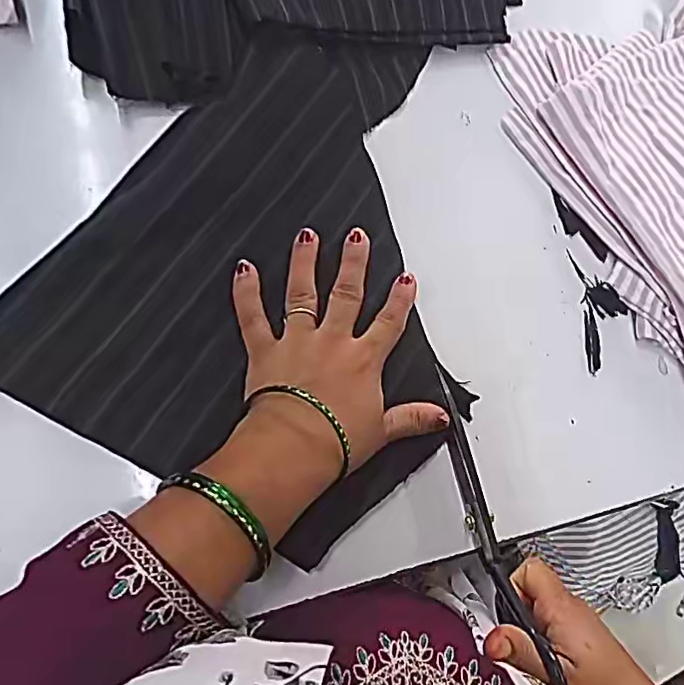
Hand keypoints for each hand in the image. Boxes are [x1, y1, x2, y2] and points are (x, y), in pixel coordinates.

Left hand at [231, 227, 448, 480]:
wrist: (294, 447)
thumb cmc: (334, 442)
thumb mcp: (382, 431)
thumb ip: (412, 418)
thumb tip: (438, 418)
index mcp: (363, 361)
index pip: (388, 322)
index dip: (399, 299)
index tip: (405, 278)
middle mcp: (332, 343)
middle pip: (347, 295)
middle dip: (354, 264)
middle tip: (357, 238)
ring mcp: (297, 343)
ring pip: (303, 294)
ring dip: (306, 263)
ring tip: (308, 238)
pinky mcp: (265, 352)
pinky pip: (253, 316)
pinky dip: (247, 292)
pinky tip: (245, 270)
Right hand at [485, 556, 683, 684]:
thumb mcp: (554, 675)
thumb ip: (520, 653)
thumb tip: (492, 638)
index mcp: (562, 609)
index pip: (529, 568)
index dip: (509, 585)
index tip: (500, 614)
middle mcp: (571, 607)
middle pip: (530, 586)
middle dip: (514, 612)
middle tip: (515, 641)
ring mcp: (577, 619)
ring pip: (539, 606)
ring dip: (527, 628)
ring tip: (533, 658)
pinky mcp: (581, 632)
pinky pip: (551, 621)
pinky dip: (541, 639)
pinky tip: (546, 665)